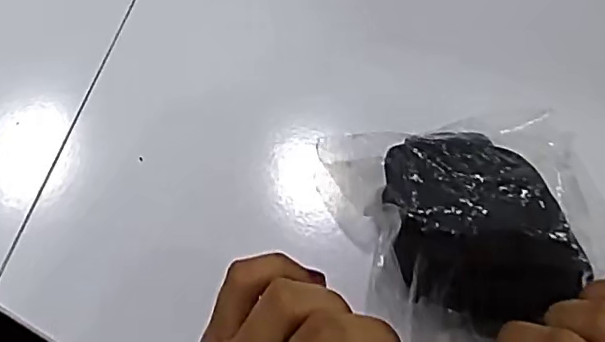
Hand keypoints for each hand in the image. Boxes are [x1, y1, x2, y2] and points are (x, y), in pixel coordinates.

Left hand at [202, 254, 400, 341]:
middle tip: (372, 334)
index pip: (336, 336)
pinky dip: (275, 270)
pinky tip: (304, 283)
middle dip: (353, 318)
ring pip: (274, 285)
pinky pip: (240, 280)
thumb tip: (379, 333)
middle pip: (312, 309)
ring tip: (342, 317)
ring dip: (319, 294)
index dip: (377, 334)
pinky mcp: (212, 334)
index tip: (391, 338)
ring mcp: (224, 340)